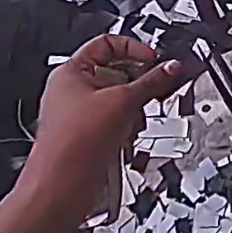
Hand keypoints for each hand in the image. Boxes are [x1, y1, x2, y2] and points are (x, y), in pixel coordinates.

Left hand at [18, 35, 185, 213]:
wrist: (62, 188)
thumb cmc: (73, 144)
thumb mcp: (123, 102)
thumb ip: (152, 81)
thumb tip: (169, 67)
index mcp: (71, 72)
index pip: (107, 44)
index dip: (134, 48)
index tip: (154, 59)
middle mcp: (72, 90)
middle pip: (116, 73)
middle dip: (138, 84)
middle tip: (154, 89)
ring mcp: (80, 114)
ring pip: (118, 99)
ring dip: (134, 109)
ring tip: (137, 119)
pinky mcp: (89, 136)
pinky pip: (116, 121)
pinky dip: (127, 126)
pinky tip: (128, 136)